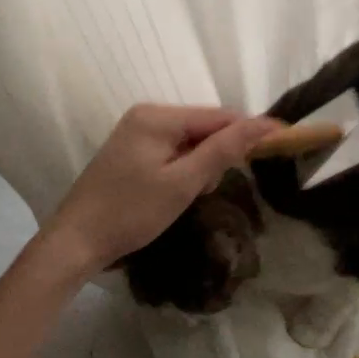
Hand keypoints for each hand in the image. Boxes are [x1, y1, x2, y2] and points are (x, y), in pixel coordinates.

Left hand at [38, 105, 277, 276]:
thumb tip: (262, 124)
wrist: (74, 243)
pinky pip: (172, 151)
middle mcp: (146, 115)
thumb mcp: (182, 183)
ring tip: (187, 196)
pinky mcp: (130, 152)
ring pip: (190, 141)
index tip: (284, 140)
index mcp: (158, 116)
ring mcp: (135, 132)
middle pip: (204, 127)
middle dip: (217, 155)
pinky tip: (172, 194)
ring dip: (200, 166)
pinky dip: (183, 170)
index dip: (251, 130)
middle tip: (210, 189)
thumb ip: (222, 151)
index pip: (219, 116)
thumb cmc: (130, 213)